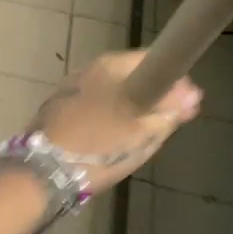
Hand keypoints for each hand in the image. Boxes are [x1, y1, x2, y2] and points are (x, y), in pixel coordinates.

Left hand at [25, 52, 201, 190]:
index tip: (184, 104)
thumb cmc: (98, 148)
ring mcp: (69, 89)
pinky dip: (106, 119)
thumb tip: (192, 93)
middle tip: (162, 128)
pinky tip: (107, 143)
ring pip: (112, 94)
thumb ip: (169, 111)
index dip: (173, 80)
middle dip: (151, 98)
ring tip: (135, 140)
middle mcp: (87, 69)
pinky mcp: (56, 109)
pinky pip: (94, 107)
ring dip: (128, 111)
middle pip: (131, 76)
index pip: (152, 59)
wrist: (40, 174)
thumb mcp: (143, 134)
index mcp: (110, 66)